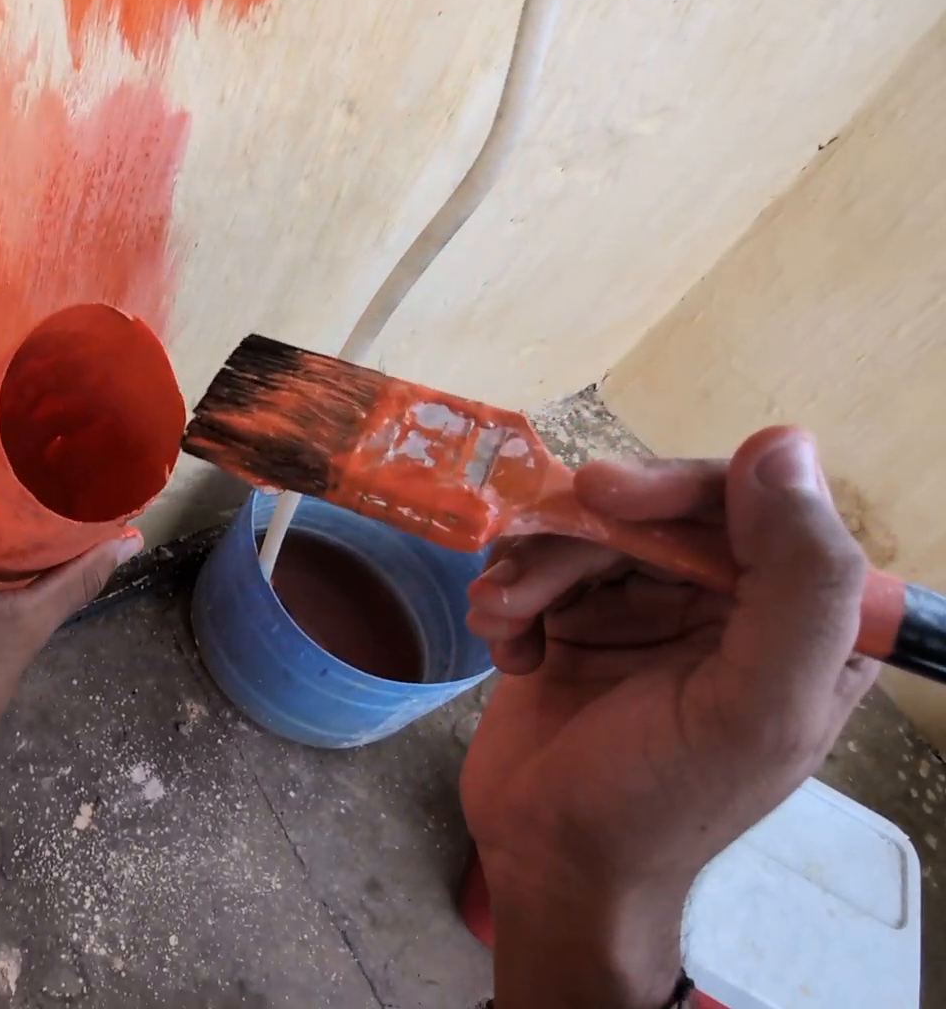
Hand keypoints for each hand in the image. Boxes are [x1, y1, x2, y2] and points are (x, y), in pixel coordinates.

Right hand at [459, 426, 875, 1007]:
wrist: (549, 854)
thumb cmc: (659, 795)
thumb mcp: (751, 703)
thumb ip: (794, 579)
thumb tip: (786, 442)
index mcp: (791, 621)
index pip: (748, 508)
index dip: (674, 487)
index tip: (597, 495)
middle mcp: (713, 606)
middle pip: (640, 518)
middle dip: (570, 543)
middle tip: (513, 579)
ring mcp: (632, 615)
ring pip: (572, 542)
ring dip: (524, 576)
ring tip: (502, 623)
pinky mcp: (564, 626)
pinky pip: (528, 577)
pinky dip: (505, 604)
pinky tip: (504, 648)